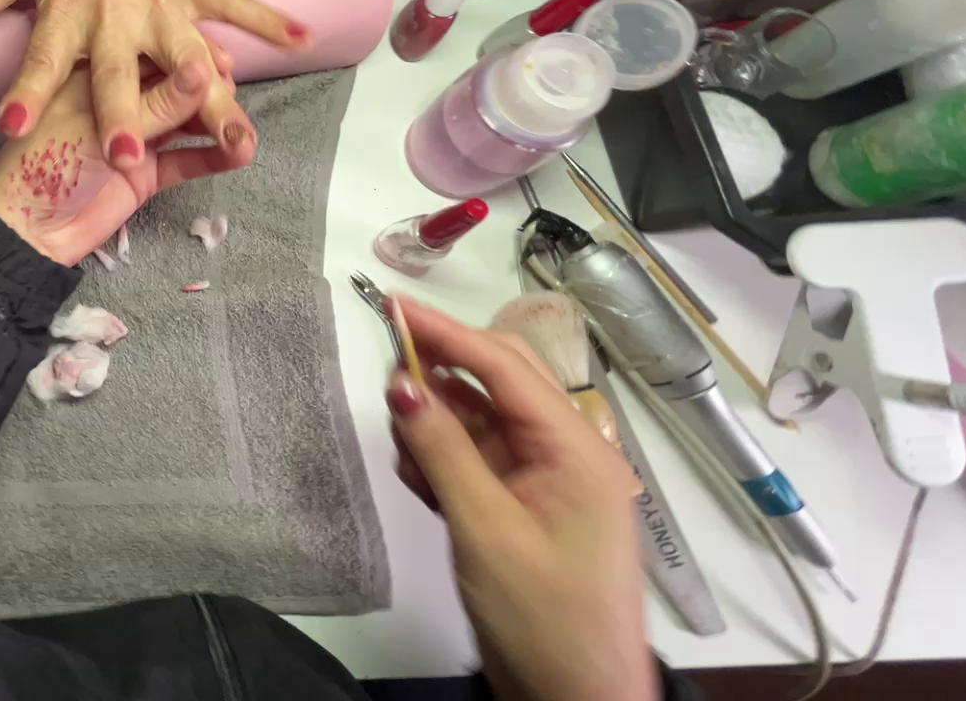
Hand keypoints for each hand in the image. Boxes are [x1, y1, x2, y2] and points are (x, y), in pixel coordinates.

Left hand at [0, 0, 310, 173]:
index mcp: (65, 10)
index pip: (38, 58)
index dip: (23, 91)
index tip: (11, 127)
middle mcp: (114, 12)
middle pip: (118, 71)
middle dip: (122, 113)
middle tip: (126, 155)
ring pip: (189, 53)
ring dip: (213, 94)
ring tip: (240, 136)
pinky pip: (234, 2)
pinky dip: (267, 17)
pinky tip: (303, 37)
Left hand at [0, 56, 242, 266]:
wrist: (22, 232)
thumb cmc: (42, 163)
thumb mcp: (98, 125)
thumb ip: (153, 104)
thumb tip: (205, 71)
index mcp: (96, 74)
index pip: (147, 54)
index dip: (185, 55)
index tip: (220, 59)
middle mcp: (117, 99)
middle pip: (173, 88)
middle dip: (208, 91)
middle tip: (234, 89)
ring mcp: (134, 138)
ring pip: (185, 124)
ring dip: (216, 128)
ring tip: (247, 134)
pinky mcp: (145, 174)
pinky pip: (184, 162)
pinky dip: (211, 159)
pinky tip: (240, 156)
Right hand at [387, 299, 655, 700]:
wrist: (571, 700)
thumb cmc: (541, 616)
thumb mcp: (482, 527)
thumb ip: (439, 446)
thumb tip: (399, 379)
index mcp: (575, 449)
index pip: (502, 365)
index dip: (444, 330)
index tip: (390, 305)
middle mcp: (563, 447)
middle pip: (494, 376)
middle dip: (440, 368)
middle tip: (390, 372)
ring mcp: (540, 470)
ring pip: (474, 410)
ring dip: (434, 420)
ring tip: (412, 459)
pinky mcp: (518, 492)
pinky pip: (469, 446)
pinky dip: (438, 452)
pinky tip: (424, 481)